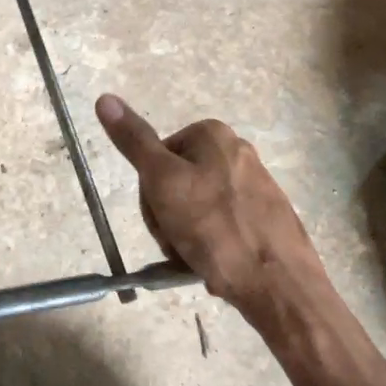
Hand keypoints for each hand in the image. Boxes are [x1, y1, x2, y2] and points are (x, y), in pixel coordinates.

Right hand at [95, 94, 317, 304]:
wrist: (281, 287)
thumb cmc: (216, 228)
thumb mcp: (162, 181)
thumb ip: (134, 141)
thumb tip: (104, 98)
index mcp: (212, 135)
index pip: (157, 157)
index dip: (150, 193)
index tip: (160, 220)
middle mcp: (238, 152)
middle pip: (177, 182)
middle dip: (168, 217)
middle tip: (176, 243)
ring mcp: (257, 186)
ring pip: (198, 208)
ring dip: (187, 236)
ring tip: (196, 260)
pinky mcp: (269, 219)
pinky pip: (224, 227)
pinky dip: (213, 246)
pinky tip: (217, 266)